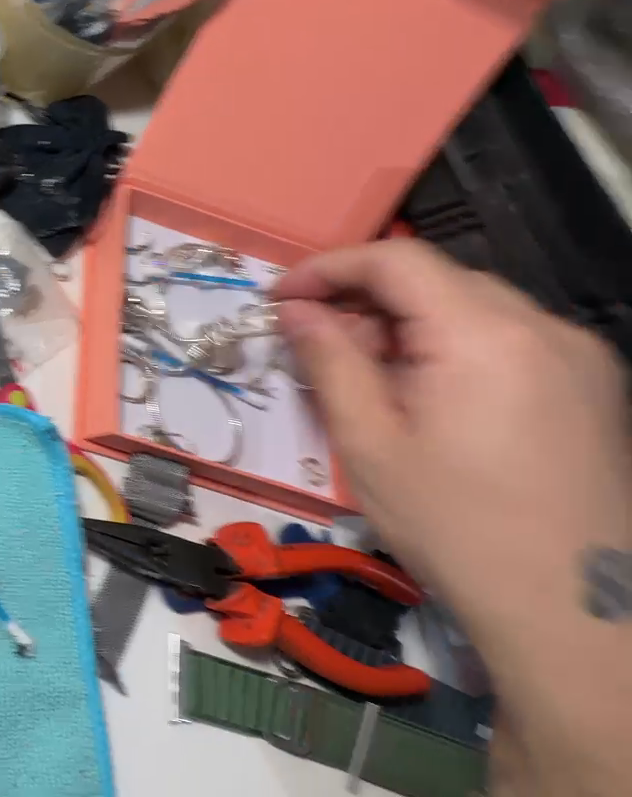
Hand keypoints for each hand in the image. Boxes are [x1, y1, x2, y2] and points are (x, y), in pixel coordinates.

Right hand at [273, 239, 631, 643]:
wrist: (575, 608)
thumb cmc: (451, 520)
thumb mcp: (366, 439)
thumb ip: (329, 359)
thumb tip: (296, 311)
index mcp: (486, 337)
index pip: (397, 261)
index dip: (326, 268)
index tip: (277, 300)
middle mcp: (545, 332)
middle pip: (436, 278)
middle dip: (361, 296)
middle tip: (309, 340)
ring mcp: (579, 360)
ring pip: (470, 306)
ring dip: (402, 321)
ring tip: (358, 371)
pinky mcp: (591, 389)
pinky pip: (504, 338)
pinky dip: (445, 344)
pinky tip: (416, 390)